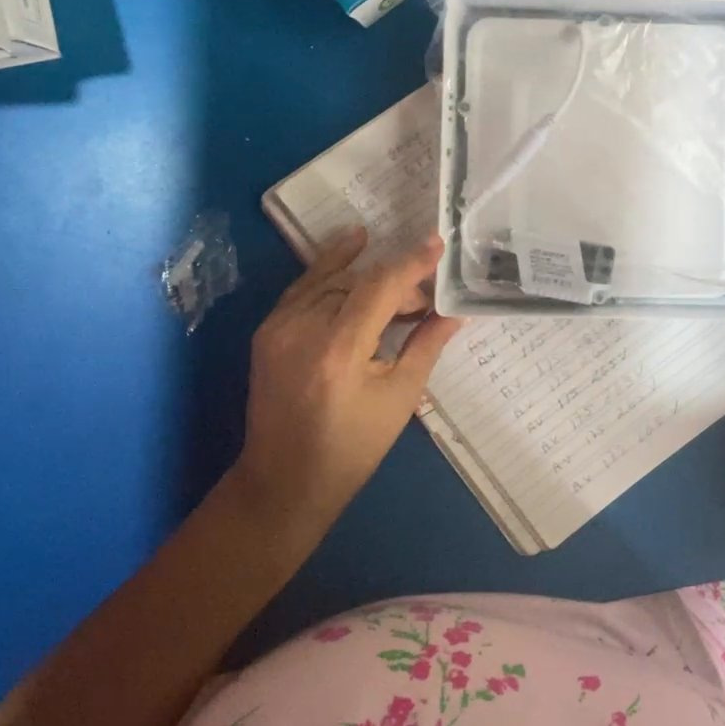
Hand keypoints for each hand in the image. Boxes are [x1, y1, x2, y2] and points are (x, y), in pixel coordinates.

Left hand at [230, 228, 461, 527]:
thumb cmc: (352, 448)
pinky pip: (306, 287)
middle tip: (426, 303)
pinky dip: (331, 268)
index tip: (438, 243)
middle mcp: (303, 329)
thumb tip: (456, 311)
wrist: (283, 481)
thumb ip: (427, 345)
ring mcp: (279, 327)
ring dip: (370, 280)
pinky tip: (355, 246)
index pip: (380, 287)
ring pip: (333, 280)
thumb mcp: (400, 397)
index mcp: (338, 351)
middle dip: (398, 284)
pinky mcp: (268, 330)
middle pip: (359, 282)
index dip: (412, 263)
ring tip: (401, 295)